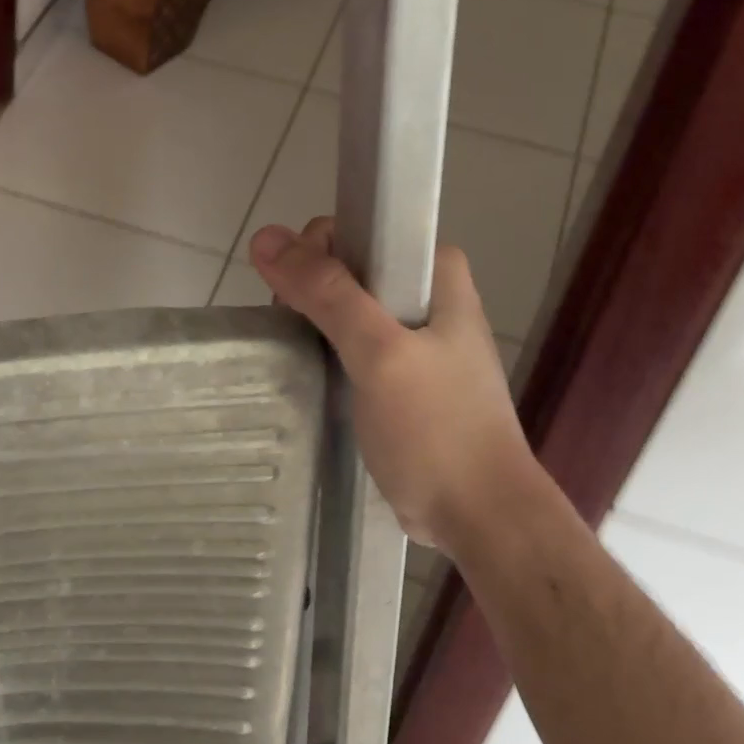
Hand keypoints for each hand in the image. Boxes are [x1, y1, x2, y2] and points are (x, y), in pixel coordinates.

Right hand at [249, 218, 537, 552]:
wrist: (477, 515)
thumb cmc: (435, 430)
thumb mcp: (378, 353)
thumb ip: (326, 294)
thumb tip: (266, 238)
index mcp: (437, 277)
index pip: (366, 228)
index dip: (323, 247)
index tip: (299, 291)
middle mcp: (427, 300)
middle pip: (349, 266)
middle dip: (309, 288)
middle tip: (296, 329)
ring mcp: (412, 343)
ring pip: (343, 308)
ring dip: (310, 322)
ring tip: (299, 356)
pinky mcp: (397, 380)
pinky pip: (346, 346)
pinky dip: (320, 352)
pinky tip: (308, 375)